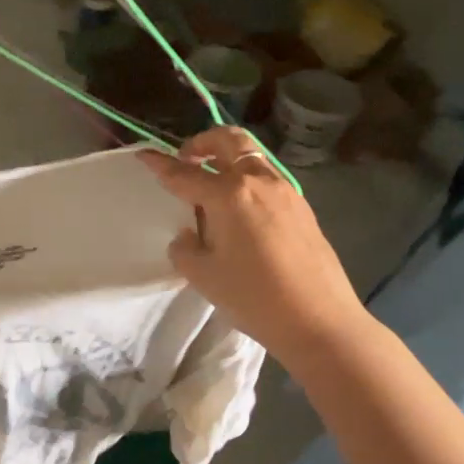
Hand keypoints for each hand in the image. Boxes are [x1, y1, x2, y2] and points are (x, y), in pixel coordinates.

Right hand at [139, 127, 370, 356]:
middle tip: (186, 159)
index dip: (160, 164)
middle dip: (203, 142)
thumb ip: (185, 247)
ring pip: (252, 157)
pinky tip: (239, 211)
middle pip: (229, 141)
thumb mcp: (202, 275)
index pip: (184, 173)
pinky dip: (246, 180)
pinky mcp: (302, 209)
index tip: (143, 154)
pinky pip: (267, 179)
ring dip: (227, 159)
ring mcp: (286, 192)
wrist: (319, 321)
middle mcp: (258, 182)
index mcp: (228, 194)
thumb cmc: (253, 296)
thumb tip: (190, 236)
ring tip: (211, 186)